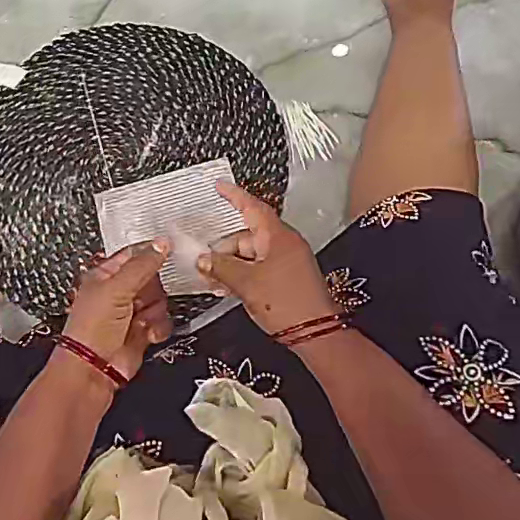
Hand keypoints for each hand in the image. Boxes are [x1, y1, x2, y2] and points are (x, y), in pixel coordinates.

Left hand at [63, 241, 173, 378]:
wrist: (92, 370)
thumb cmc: (90, 330)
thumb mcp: (117, 288)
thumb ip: (143, 264)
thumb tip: (161, 244)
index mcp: (106, 275)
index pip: (134, 255)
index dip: (150, 253)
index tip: (167, 250)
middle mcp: (118, 293)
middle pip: (152, 279)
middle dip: (152, 290)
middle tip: (141, 297)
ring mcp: (130, 313)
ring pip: (159, 301)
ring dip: (154, 312)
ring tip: (140, 319)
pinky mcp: (141, 332)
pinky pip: (162, 321)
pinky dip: (158, 328)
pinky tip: (147, 333)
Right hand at [196, 181, 337, 336]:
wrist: (316, 333)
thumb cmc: (288, 304)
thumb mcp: (246, 283)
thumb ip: (221, 267)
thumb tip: (204, 259)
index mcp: (277, 236)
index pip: (252, 207)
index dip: (234, 195)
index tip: (220, 186)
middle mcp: (284, 244)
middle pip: (246, 235)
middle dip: (224, 248)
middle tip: (205, 263)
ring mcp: (287, 260)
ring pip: (251, 253)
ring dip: (231, 265)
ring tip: (214, 280)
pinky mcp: (287, 276)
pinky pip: (259, 267)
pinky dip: (243, 273)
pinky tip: (229, 287)